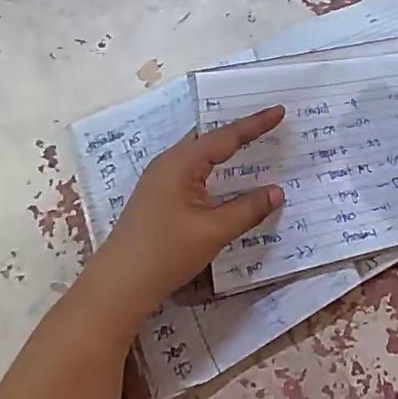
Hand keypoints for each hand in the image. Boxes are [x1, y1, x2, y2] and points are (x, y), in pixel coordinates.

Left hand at [88, 106, 286, 314]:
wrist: (117, 287)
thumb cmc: (166, 253)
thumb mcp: (214, 231)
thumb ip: (249, 209)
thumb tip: (277, 191)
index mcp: (181, 163)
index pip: (226, 137)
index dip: (255, 124)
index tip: (280, 110)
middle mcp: (169, 163)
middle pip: (210, 138)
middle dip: (240, 130)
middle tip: (268, 121)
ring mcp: (160, 180)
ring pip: (200, 154)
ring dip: (226, 148)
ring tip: (253, 141)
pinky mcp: (158, 196)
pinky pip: (193, 169)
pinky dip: (214, 165)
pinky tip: (225, 175)